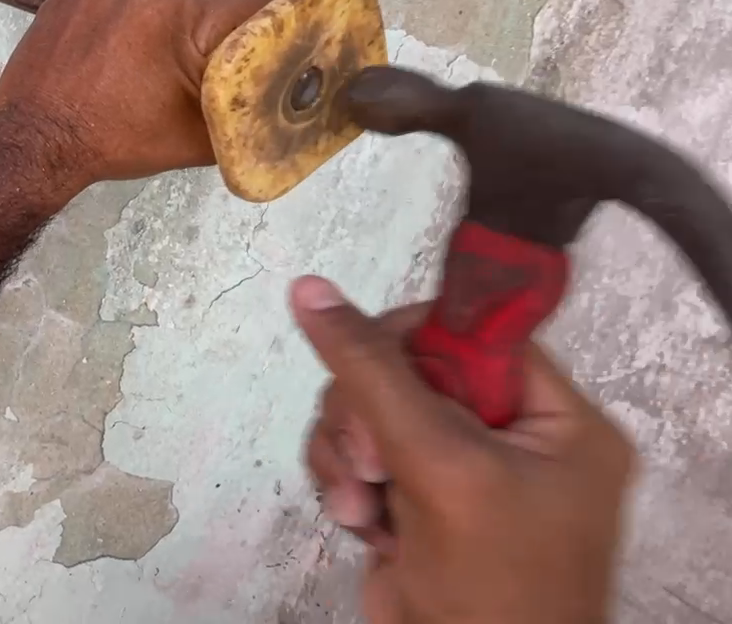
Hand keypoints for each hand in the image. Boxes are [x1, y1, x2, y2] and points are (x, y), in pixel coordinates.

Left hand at [0, 0, 275, 198]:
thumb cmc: (116, 141)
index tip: (254, 51)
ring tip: (168, 31)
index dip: (265, 26)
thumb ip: (249, 102)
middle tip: (213, 51)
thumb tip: (285, 89)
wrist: (37, 141)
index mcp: (180, 13)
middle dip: (223, 12)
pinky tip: (125, 10)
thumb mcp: (202, 134)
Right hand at [293, 277, 634, 623]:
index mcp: (552, 419)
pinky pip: (348, 443)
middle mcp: (503, 431)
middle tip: (372, 460)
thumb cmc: (488, 572)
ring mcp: (452, 461)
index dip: (406, 337)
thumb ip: (369, 368)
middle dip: (363, 414)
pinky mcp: (407, 486)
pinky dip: (339, 475)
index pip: (465, 331)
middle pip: (396, 367)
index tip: (370, 366)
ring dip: (344, 450)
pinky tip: (359, 516)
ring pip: (361, 406)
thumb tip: (308, 288)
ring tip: (360, 500)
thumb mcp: (432, 459)